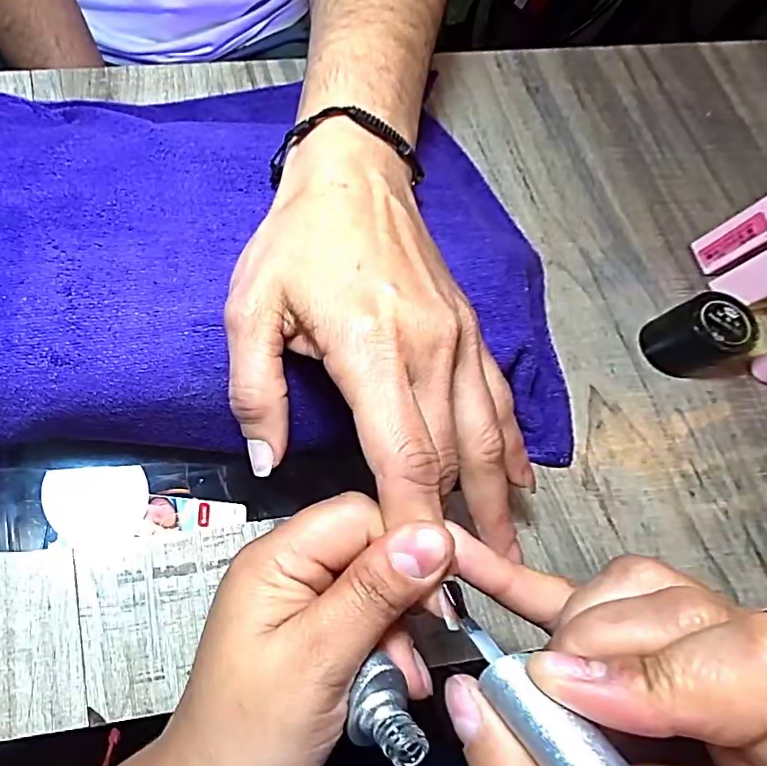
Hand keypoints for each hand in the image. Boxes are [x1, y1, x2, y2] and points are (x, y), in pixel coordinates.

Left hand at [107, 495, 453, 765]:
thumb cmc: (254, 727)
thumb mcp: (319, 657)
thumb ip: (373, 593)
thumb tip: (431, 534)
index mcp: (274, 558)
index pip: (355, 515)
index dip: (408, 542)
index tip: (449, 592)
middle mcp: (284, 568)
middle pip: (367, 548)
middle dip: (406, 594)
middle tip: (425, 645)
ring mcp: (295, 600)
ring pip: (372, 587)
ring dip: (399, 631)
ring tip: (402, 681)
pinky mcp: (309, 631)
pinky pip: (362, 620)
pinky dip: (386, 649)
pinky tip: (392, 685)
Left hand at [226, 121, 531, 558]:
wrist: (350, 178)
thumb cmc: (293, 243)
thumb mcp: (249, 312)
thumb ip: (255, 391)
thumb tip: (268, 459)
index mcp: (370, 350)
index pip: (402, 456)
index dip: (412, 521)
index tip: (421, 573)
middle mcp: (429, 350)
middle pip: (450, 457)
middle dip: (454, 525)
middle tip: (458, 586)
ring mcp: (458, 338)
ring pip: (487, 435)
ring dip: (493, 497)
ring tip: (499, 552)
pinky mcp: (467, 327)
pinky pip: (498, 398)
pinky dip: (511, 444)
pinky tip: (517, 477)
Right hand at [445, 537, 766, 765]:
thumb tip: (470, 701)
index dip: (655, 672)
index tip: (565, 694)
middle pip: (692, 615)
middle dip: (593, 650)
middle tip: (544, 700)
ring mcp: (741, 653)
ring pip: (642, 586)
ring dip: (570, 625)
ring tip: (547, 681)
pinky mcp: (669, 633)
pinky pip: (598, 587)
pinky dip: (527, 580)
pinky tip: (474, 562)